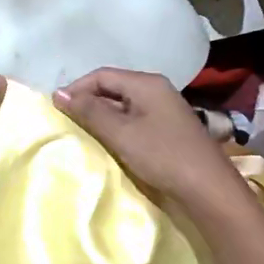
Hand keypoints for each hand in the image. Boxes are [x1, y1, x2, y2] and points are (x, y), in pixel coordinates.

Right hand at [53, 68, 240, 204]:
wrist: (207, 188)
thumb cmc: (162, 155)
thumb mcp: (121, 133)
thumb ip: (90, 111)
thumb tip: (59, 93)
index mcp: (147, 83)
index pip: (102, 75)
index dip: (77, 88)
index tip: (56, 109)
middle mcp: (156, 90)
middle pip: (113, 87)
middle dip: (88, 102)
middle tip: (66, 123)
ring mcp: (164, 110)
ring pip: (123, 105)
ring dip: (102, 117)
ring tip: (82, 134)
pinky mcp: (168, 129)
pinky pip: (135, 120)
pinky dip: (117, 128)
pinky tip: (108, 144)